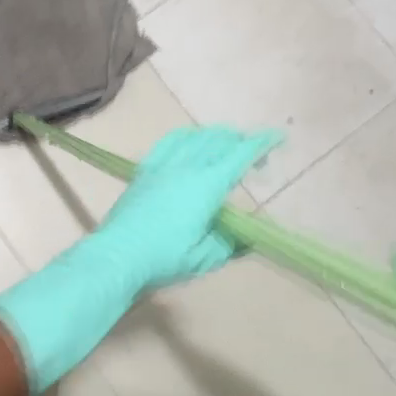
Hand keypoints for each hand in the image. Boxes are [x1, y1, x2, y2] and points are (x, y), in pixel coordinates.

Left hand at [0, 125, 278, 393]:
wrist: (117, 256)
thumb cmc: (165, 258)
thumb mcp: (207, 257)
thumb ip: (230, 242)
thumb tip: (246, 235)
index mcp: (207, 185)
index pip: (239, 155)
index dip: (261, 143)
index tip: (278, 137)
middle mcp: (186, 166)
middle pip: (218, 140)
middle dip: (241, 141)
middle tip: (254, 156)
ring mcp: (162, 165)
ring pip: (194, 137)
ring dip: (215, 136)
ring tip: (226, 145)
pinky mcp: (144, 170)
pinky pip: (168, 142)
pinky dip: (186, 137)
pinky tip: (189, 142)